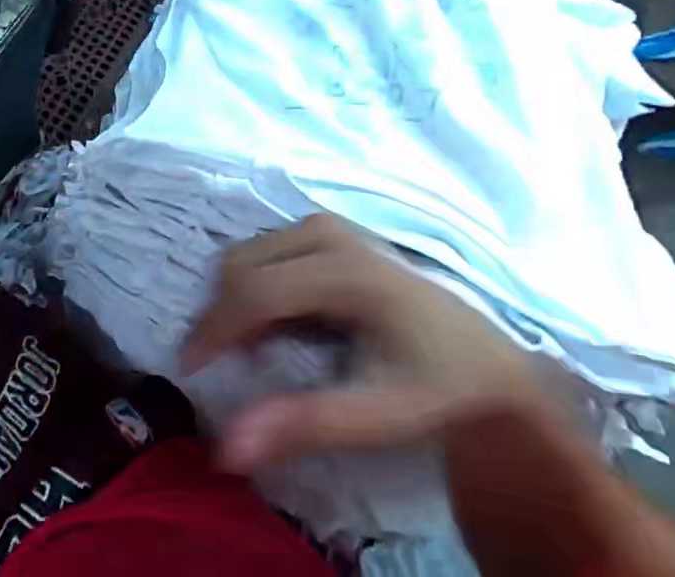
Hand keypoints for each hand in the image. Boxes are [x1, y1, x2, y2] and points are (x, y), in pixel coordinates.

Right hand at [182, 213, 545, 471]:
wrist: (484, 356)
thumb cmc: (436, 386)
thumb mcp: (381, 415)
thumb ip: (307, 426)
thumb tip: (226, 448)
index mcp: (346, 272)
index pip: (254, 291)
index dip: (213, 330)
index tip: (190, 371)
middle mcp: (329, 234)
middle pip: (241, 266)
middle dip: (223, 316)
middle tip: (232, 365)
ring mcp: (326, 225)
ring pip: (247, 254)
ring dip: (237, 301)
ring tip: (259, 347)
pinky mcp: (325, 228)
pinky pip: (265, 250)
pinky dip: (255, 286)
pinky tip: (281, 322)